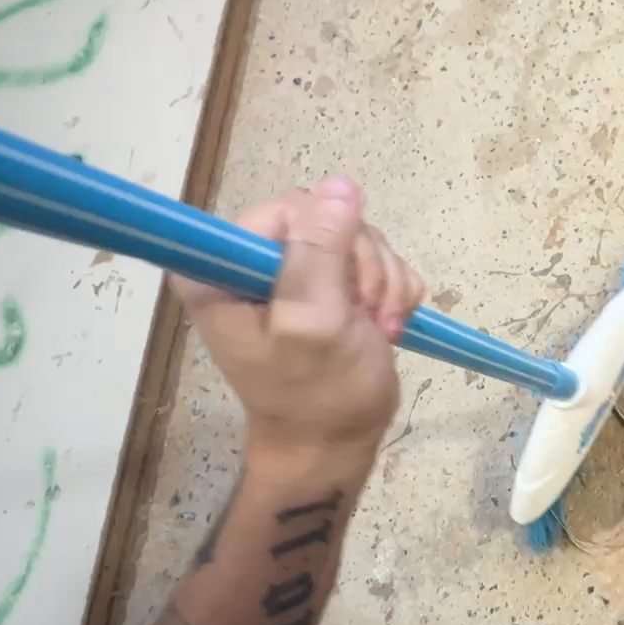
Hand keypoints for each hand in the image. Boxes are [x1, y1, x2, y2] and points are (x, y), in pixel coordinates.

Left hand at [172, 177, 426, 458]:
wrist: (339, 439)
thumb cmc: (317, 392)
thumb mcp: (314, 322)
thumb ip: (321, 252)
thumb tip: (341, 185)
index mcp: (226, 267)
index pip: (289, 208)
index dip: (328, 237)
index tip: (339, 283)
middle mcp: (259, 262)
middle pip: (334, 220)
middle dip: (365, 267)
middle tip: (363, 313)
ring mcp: (303, 273)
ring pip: (366, 240)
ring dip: (385, 284)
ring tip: (377, 326)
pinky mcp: (341, 285)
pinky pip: (385, 262)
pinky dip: (397, 292)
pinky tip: (387, 323)